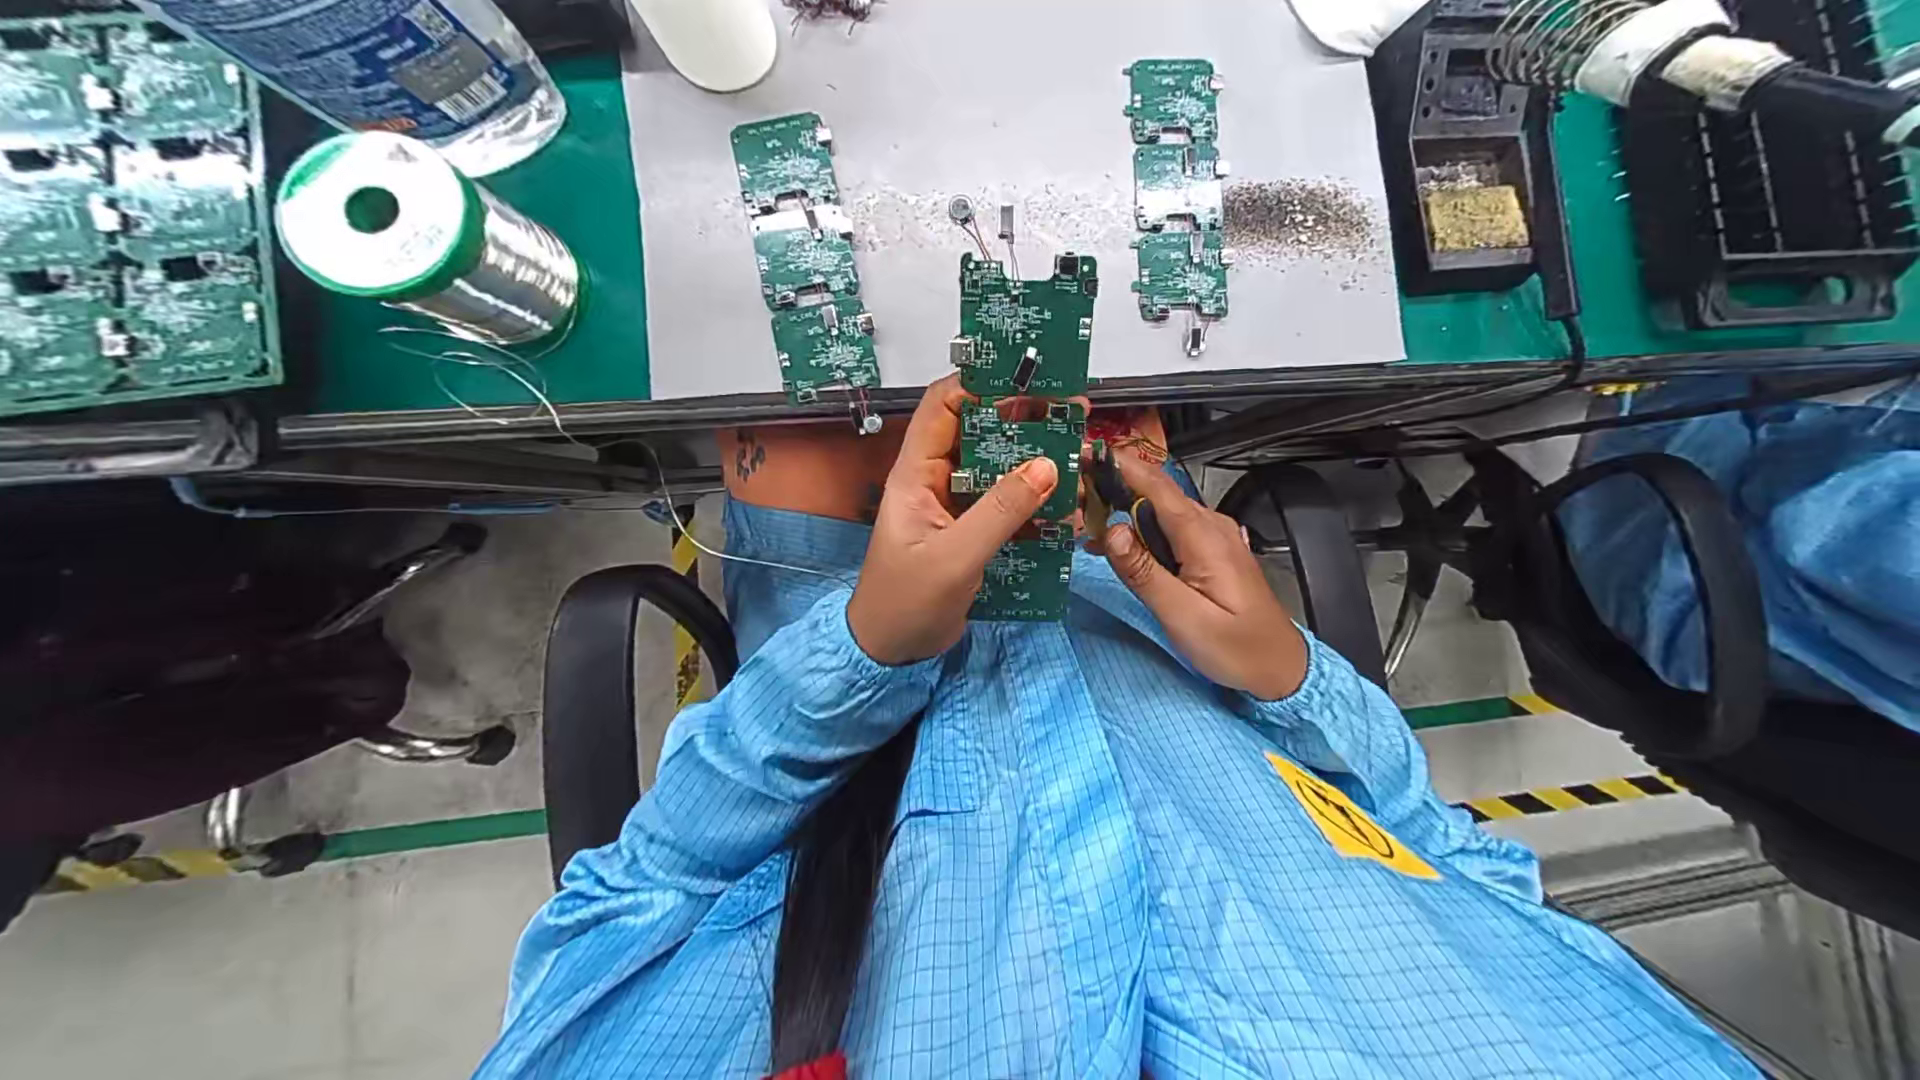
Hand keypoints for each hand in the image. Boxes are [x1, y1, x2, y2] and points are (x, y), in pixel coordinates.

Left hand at [847, 375, 1058, 664]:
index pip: (942, 407)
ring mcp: (957, 508)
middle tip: (1070, 414)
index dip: (980, 385)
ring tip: (1076, 457)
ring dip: (1035, 463)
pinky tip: (1064, 506)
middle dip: (1023, 421)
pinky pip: (1008, 506)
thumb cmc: (903, 604)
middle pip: (980, 434)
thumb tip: (1046, 466)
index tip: (1027, 379)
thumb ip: (999, 512)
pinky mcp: (973, 533)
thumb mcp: (953, 557)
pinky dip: (1035, 503)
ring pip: (999, 470)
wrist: (892, 651)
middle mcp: (937, 482)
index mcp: (916, 475)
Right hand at [1097, 451, 1306, 699]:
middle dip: (1111, 487)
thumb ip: (1144, 573)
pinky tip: (1115, 542)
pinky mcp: (1208, 550)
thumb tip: (1111, 531)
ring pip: (1159, 508)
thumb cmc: (1235, 648)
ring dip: (1121, 508)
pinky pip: (1168, 526)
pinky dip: (1138, 527)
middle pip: (1154, 493)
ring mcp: (1211, 536)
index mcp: (1203, 536)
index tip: (1085, 454)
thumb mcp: (1184, 617)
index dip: (1120, 466)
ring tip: (1082, 518)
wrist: (1280, 668)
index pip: (1157, 486)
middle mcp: (1209, 526)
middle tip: (1070, 498)